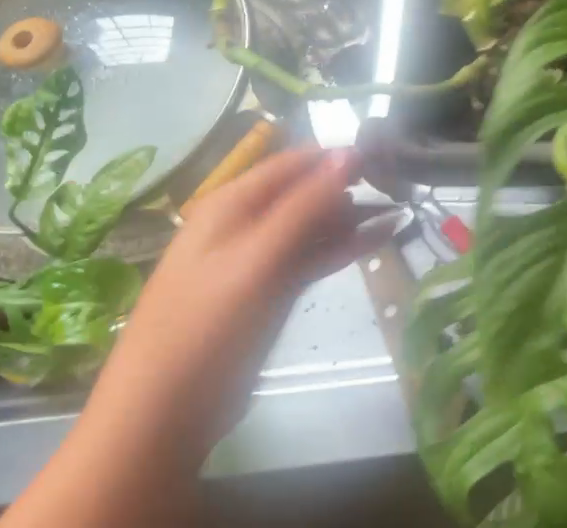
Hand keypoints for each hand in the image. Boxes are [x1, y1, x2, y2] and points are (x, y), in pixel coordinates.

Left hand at [83, 146, 389, 460]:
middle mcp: (244, 223)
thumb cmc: (205, 328)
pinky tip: (382, 238)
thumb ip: (305, 205)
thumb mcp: (257, 259)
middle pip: (307, 191)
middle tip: (403, 187)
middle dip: (352, 186)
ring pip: (314, 224)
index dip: (339, 156)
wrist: (163, 415)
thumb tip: (350, 152)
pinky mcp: (270, 291)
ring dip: (354, 217)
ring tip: (402, 210)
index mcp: (230, 204)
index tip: (390, 156)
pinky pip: (314, 256)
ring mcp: (257, 259)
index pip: (295, 162)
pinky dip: (345, 246)